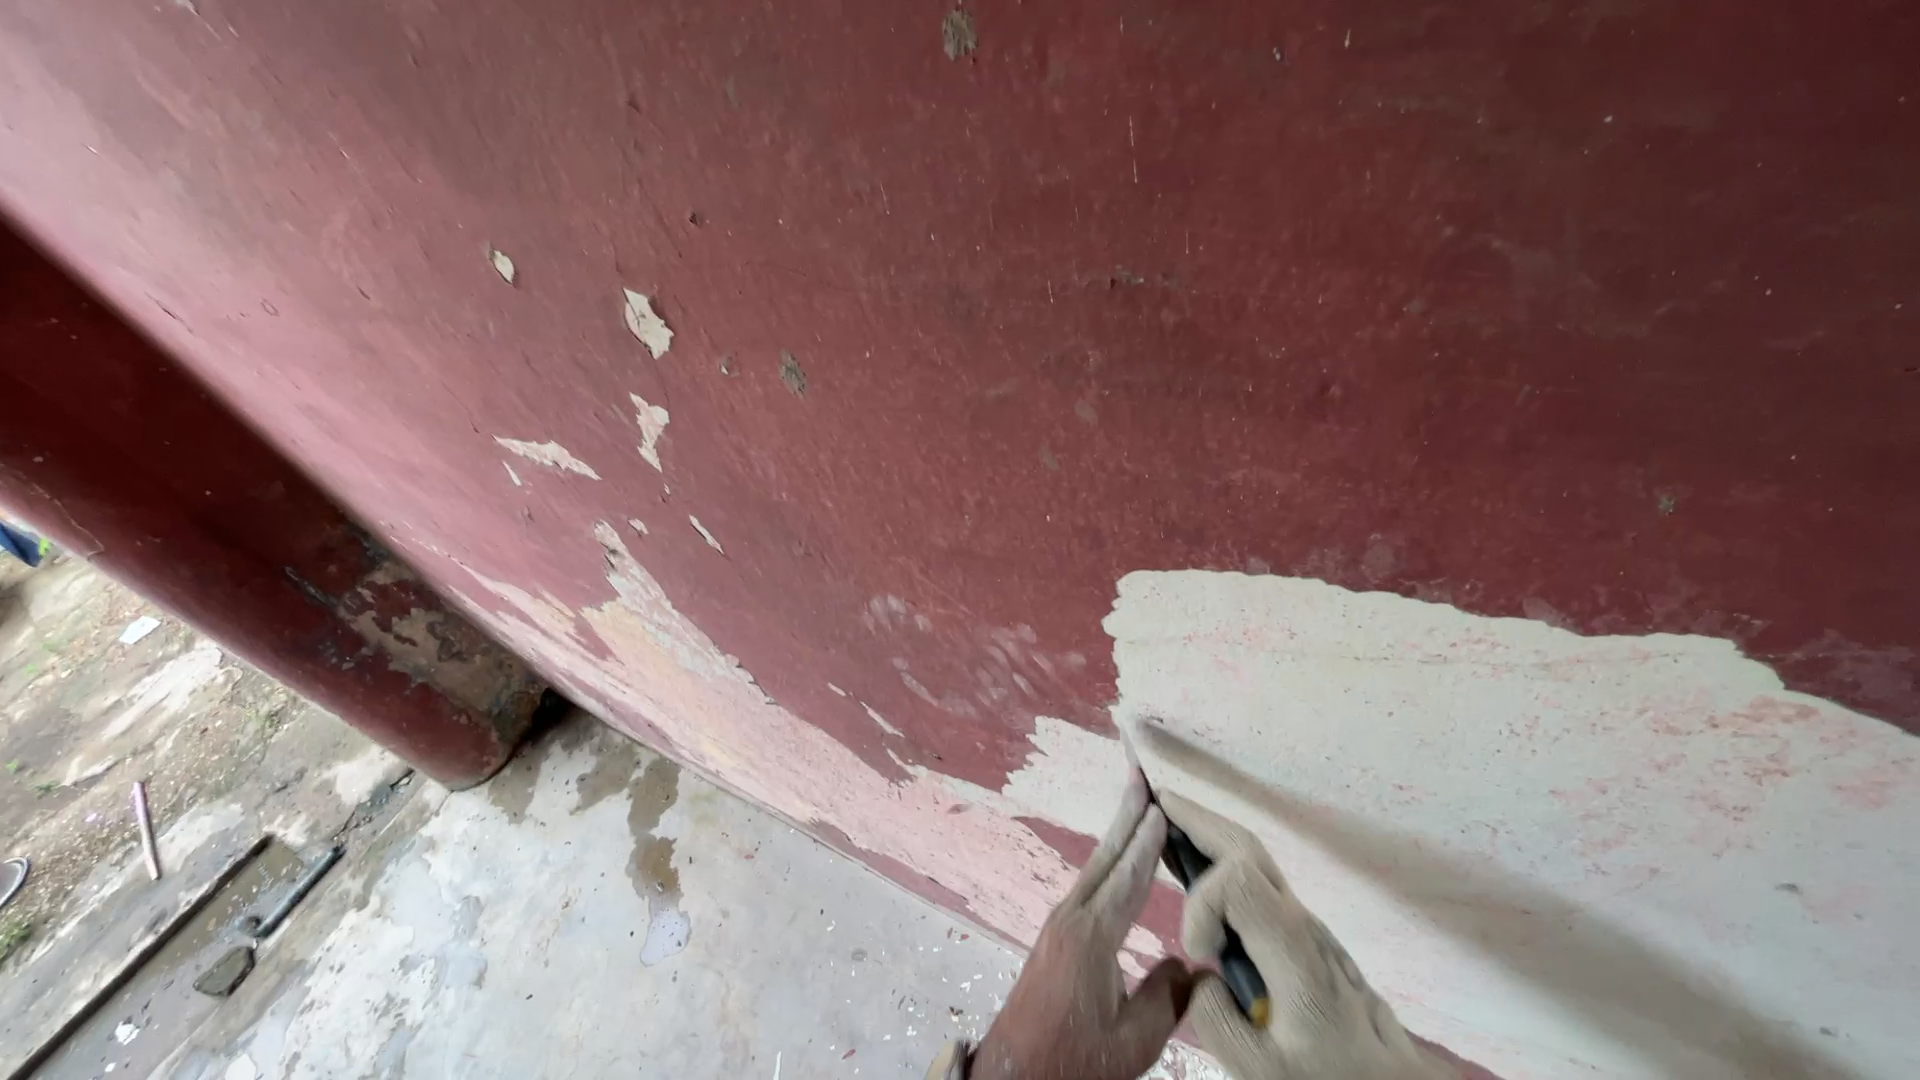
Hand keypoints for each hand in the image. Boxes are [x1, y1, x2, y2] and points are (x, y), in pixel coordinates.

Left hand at [971, 770, 1193, 1079]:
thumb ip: (1166, 997)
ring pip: (1096, 867)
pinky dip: (1109, 860)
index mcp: (1091, 936)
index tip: (1161, 805)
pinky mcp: (1057, 932)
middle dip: (1126, 815)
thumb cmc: (1077, 1059)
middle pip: (1106, 857)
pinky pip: (1090, 884)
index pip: (1129, 878)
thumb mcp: (1134, 1040)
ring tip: (1136, 803)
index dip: (1148, 842)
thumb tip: (1191, 962)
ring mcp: (1060, 922)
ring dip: (1118, 834)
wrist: (1018, 1071)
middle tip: (1140, 774)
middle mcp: (1072, 917)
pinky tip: (1120, 858)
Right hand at [1156, 790, 1454, 1079]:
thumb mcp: (1264, 1069)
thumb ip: (1215, 1020)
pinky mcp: (1298, 929)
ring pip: (1253, 856)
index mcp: (1290, 945)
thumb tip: (1199, 977)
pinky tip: (1196, 860)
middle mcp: (1297, 918)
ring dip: (1208, 830)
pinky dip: (1219, 854)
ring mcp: (1300, 919)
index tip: (1196, 954)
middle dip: (1197, 820)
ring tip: (1167, 818)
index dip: (1200, 904)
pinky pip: (1255, 876)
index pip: (1235, 882)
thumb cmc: (1329, 1073)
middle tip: (1154, 800)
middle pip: (1246, 847)